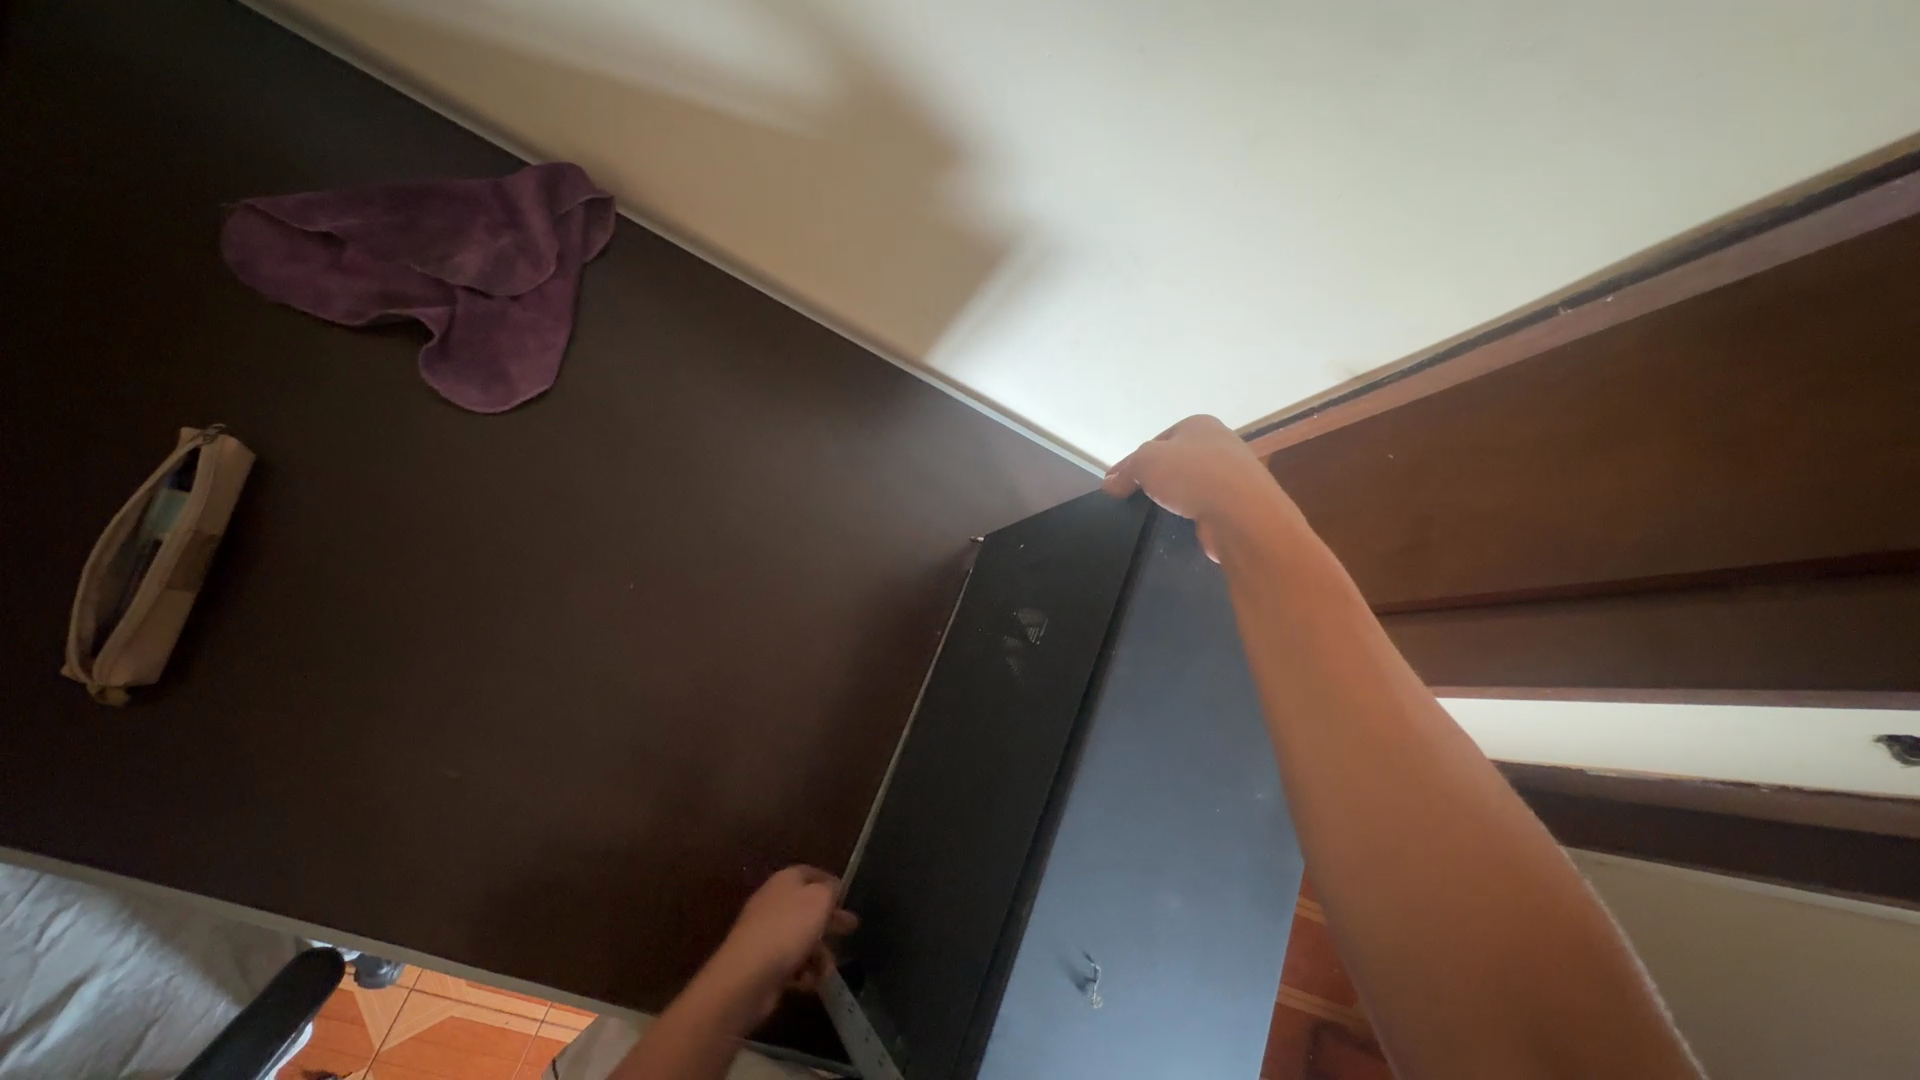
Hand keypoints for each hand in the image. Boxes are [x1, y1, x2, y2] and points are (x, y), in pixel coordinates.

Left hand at [703, 866, 857, 1021]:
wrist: (748, 975)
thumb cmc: (788, 929)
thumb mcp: (819, 899)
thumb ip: (830, 890)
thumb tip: (833, 888)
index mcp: (785, 881)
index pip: (810, 873)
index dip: (830, 882)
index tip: (847, 895)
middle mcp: (774, 904)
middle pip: (808, 908)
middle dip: (830, 921)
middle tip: (851, 929)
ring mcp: (766, 934)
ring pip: (802, 939)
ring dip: (819, 954)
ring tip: (827, 969)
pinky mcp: (763, 963)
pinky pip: (791, 963)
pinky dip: (803, 972)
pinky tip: (808, 982)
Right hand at [1102, 415, 1296, 558]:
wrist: (1242, 514)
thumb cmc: (1192, 474)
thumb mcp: (1146, 461)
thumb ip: (1126, 470)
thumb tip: (1110, 483)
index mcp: (1199, 424)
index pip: (1157, 440)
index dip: (1133, 461)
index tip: (1115, 483)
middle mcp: (1219, 444)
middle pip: (1174, 462)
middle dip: (1152, 478)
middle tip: (1128, 499)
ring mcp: (1231, 476)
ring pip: (1189, 485)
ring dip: (1172, 497)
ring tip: (1150, 514)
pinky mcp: (1236, 505)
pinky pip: (1202, 506)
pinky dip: (1188, 513)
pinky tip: (1176, 524)